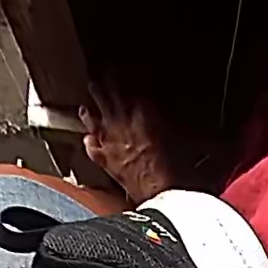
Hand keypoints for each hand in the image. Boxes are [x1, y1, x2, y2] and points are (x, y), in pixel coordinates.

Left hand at [81, 86, 174, 203]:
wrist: (161, 195)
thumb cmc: (175, 169)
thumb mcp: (181, 138)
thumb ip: (168, 121)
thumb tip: (166, 114)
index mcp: (142, 109)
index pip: (131, 83)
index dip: (129, 75)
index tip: (132, 73)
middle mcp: (121, 119)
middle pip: (105, 93)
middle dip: (104, 85)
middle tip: (102, 79)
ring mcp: (109, 139)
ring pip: (91, 116)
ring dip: (89, 110)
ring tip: (86, 106)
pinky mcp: (104, 160)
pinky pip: (91, 147)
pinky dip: (89, 142)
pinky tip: (88, 139)